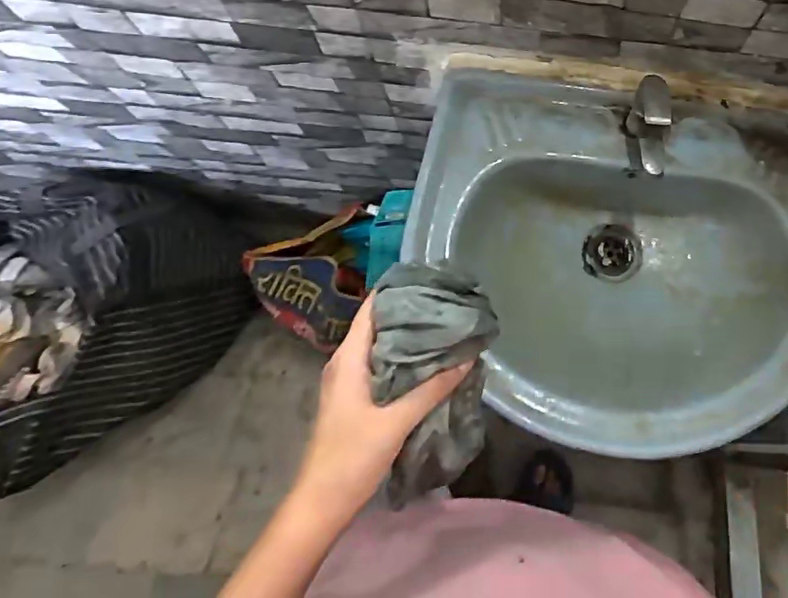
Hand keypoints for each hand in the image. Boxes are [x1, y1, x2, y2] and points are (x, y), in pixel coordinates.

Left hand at [298, 293, 471, 513]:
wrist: (320, 507)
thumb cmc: (351, 458)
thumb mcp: (396, 422)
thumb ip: (431, 388)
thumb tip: (466, 356)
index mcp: (348, 359)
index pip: (372, 308)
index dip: (398, 290)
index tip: (431, 281)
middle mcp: (346, 362)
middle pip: (380, 324)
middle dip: (411, 312)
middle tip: (447, 303)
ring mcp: (349, 381)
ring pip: (383, 345)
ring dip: (410, 337)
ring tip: (445, 326)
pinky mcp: (355, 398)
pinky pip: (382, 364)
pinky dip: (405, 358)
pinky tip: (430, 362)